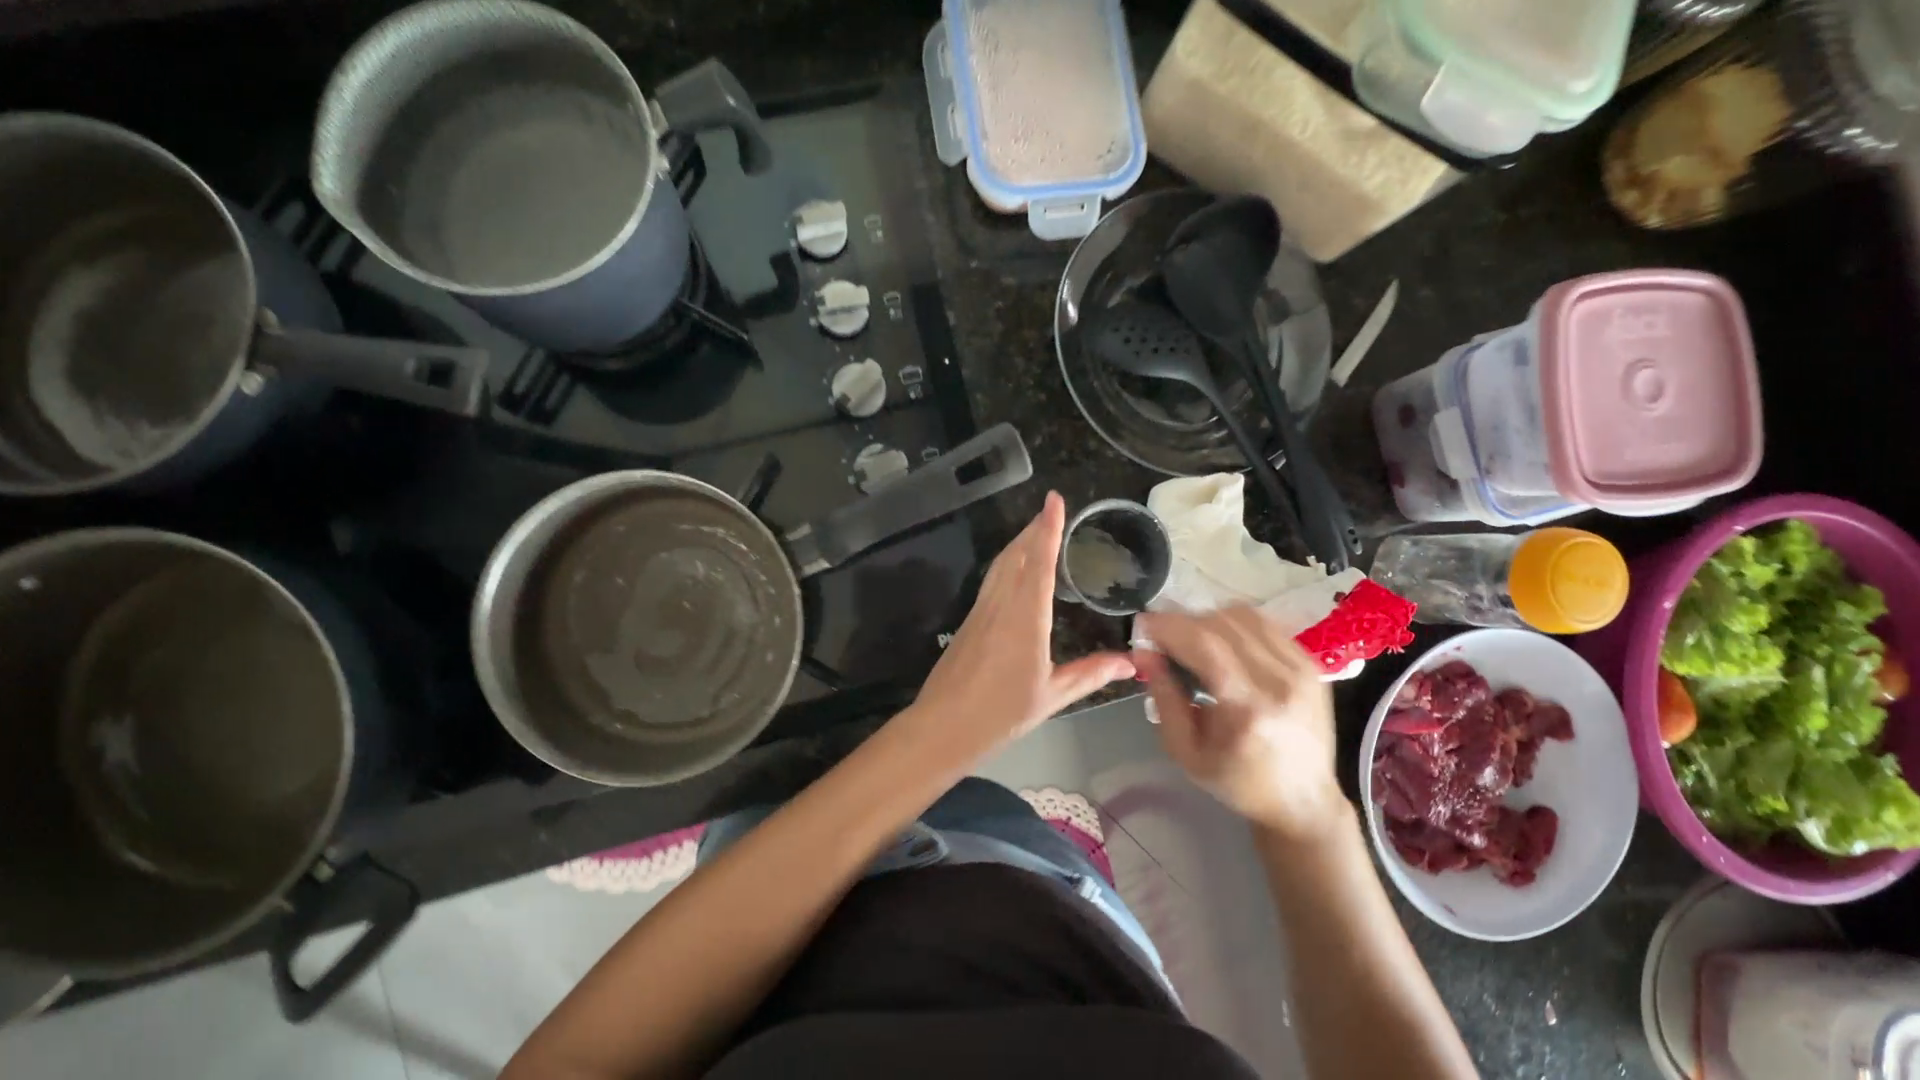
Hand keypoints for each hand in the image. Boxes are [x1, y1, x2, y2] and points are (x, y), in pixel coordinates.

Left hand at [900, 492, 1134, 760]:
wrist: (943, 726)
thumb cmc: (1001, 713)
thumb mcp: (1053, 696)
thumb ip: (1091, 674)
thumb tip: (1132, 662)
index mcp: (1025, 617)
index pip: (1039, 562)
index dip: (1048, 528)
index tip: (1055, 500)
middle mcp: (1000, 605)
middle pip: (1016, 555)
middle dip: (1034, 528)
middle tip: (1051, 509)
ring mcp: (981, 611)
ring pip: (1000, 565)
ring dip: (1018, 543)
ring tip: (1036, 530)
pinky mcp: (969, 622)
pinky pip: (992, 581)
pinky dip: (1008, 563)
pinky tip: (1014, 569)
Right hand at [1134, 607, 1348, 839]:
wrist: (1303, 800)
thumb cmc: (1238, 783)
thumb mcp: (1186, 752)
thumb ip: (1164, 699)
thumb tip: (1145, 654)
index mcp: (1247, 708)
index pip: (1203, 643)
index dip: (1168, 626)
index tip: (1143, 625)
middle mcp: (1279, 680)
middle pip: (1221, 624)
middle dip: (1184, 622)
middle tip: (1163, 637)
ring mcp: (1300, 668)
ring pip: (1244, 616)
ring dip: (1209, 620)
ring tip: (1193, 641)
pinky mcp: (1310, 664)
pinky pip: (1266, 624)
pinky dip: (1237, 626)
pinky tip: (1224, 645)